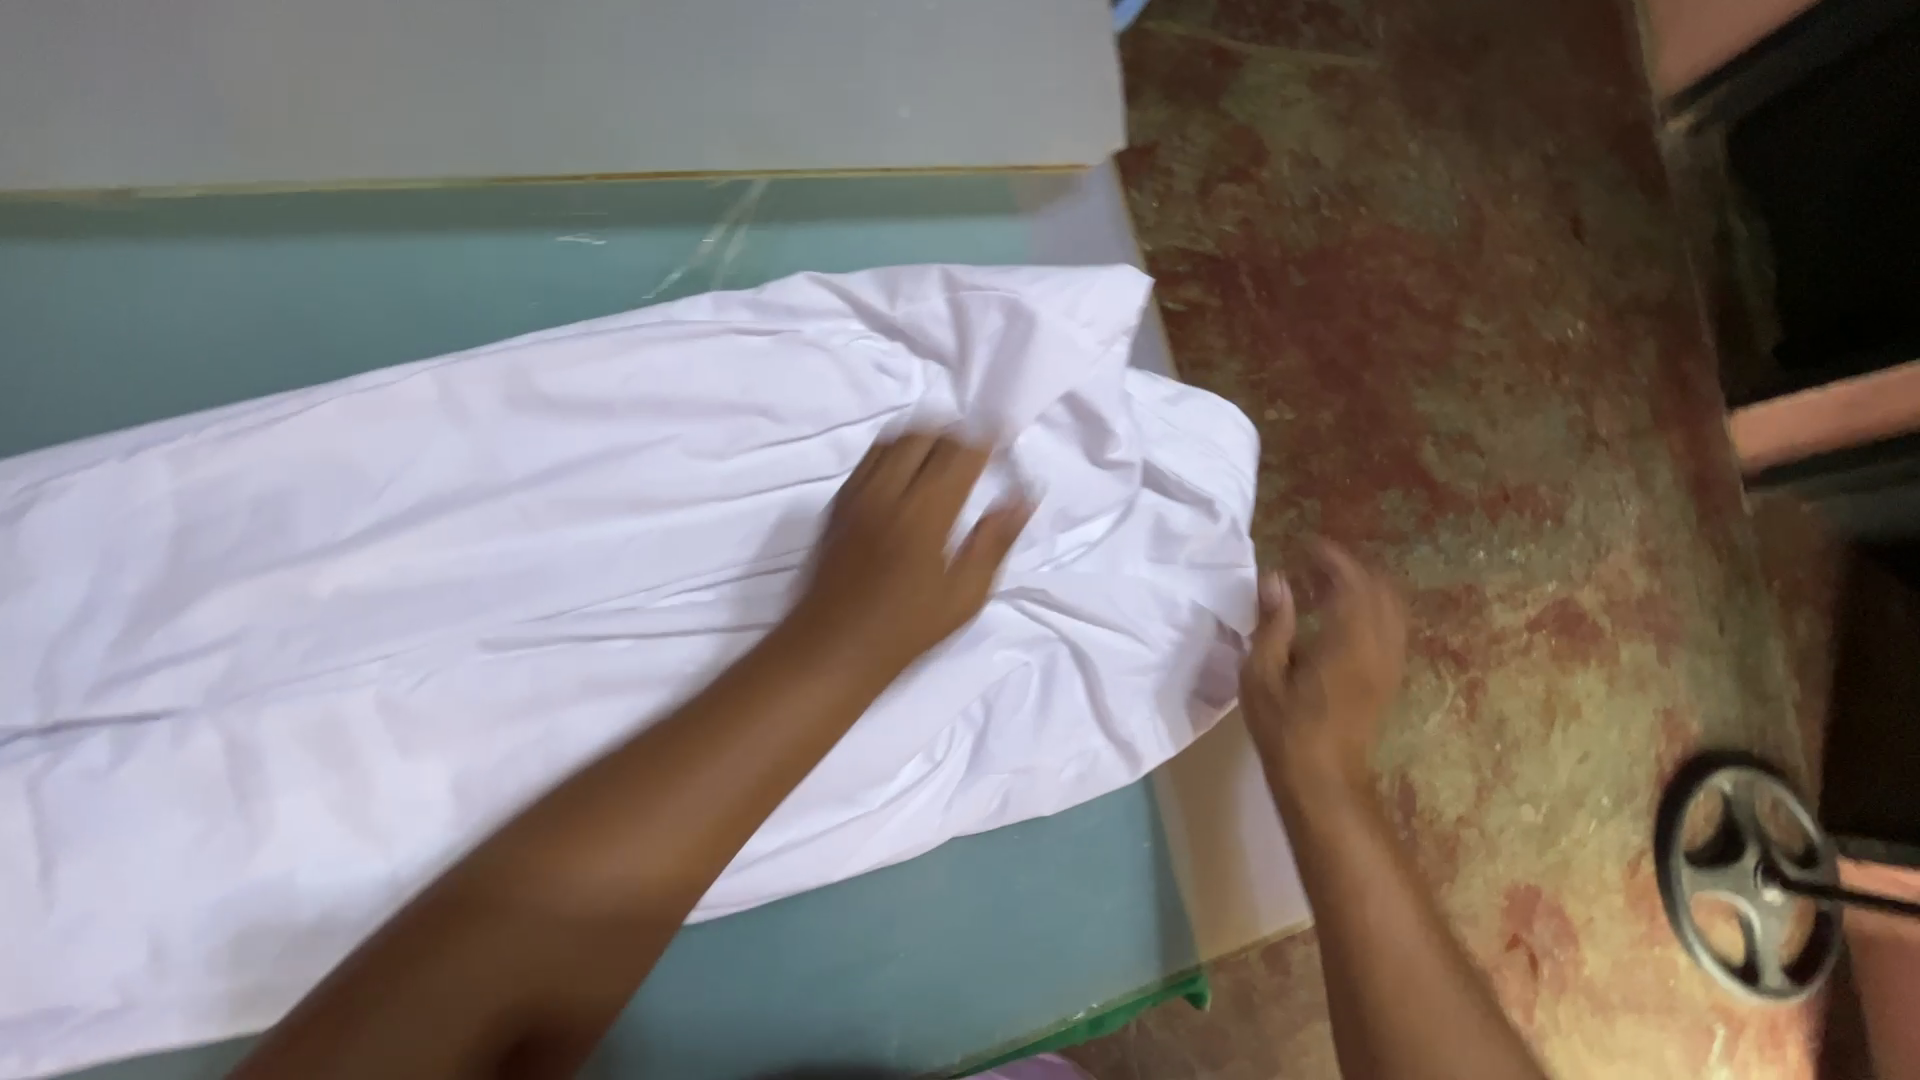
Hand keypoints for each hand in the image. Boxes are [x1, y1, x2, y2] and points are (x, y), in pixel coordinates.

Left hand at [785, 430, 1031, 681]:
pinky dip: (894, 452)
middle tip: (976, 452)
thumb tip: (1022, 497)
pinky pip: (868, 459)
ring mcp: (856, 494)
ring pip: (891, 439)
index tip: (1003, 443)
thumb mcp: (966, 594)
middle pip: (924, 433)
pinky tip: (907, 476)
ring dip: (923, 437)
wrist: (834, 647)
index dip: (987, 439)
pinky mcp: (836, 504)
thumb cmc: (908, 628)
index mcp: (925, 512)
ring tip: (943, 457)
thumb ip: (995, 540)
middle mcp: (887, 491)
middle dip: (955, 433)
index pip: (960, 451)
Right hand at [1240, 539, 1406, 800]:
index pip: (1350, 582)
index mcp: (1346, 642)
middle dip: (1348, 569)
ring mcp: (1389, 664)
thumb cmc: (1284, 727)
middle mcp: (1377, 647)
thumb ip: (1272, 623)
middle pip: (1379, 590)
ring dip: (1361, 589)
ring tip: (1322, 587)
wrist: (1322, 778)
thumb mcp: (1261, 674)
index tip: (1305, 544)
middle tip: (1311, 564)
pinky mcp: (1388, 678)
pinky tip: (1337, 619)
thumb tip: (1275, 578)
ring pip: (1390, 608)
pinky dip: (1368, 610)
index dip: (1331, 557)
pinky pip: (1390, 628)